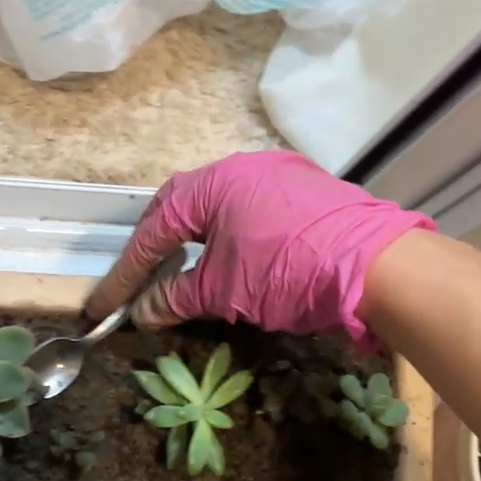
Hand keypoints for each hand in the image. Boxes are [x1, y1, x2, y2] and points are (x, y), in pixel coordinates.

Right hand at [85, 150, 434, 352]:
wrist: (375, 266)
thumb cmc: (286, 272)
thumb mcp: (221, 290)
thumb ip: (174, 298)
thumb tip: (142, 312)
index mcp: (213, 183)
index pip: (154, 231)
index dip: (125, 273)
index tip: (104, 304)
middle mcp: (240, 168)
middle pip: (178, 207)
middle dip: (152, 247)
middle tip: (136, 281)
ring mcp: (273, 176)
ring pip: (213, 208)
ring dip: (188, 242)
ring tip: (174, 274)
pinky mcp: (299, 193)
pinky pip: (242, 211)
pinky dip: (220, 238)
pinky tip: (220, 261)